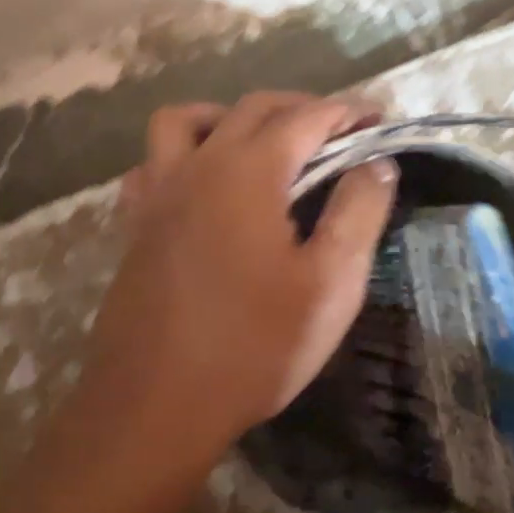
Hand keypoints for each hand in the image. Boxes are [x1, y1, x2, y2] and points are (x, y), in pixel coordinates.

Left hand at [85, 92, 397, 444]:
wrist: (154, 404)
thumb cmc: (253, 347)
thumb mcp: (329, 285)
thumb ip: (357, 213)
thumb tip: (377, 163)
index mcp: (249, 171)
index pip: (307, 118)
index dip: (347, 112)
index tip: (379, 119)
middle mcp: (198, 165)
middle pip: (252, 108)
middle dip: (300, 108)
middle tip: (339, 133)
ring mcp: (157, 192)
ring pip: (187, 121)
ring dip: (230, 117)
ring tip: (262, 146)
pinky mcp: (134, 223)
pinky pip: (152, 163)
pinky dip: (180, 156)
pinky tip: (200, 187)